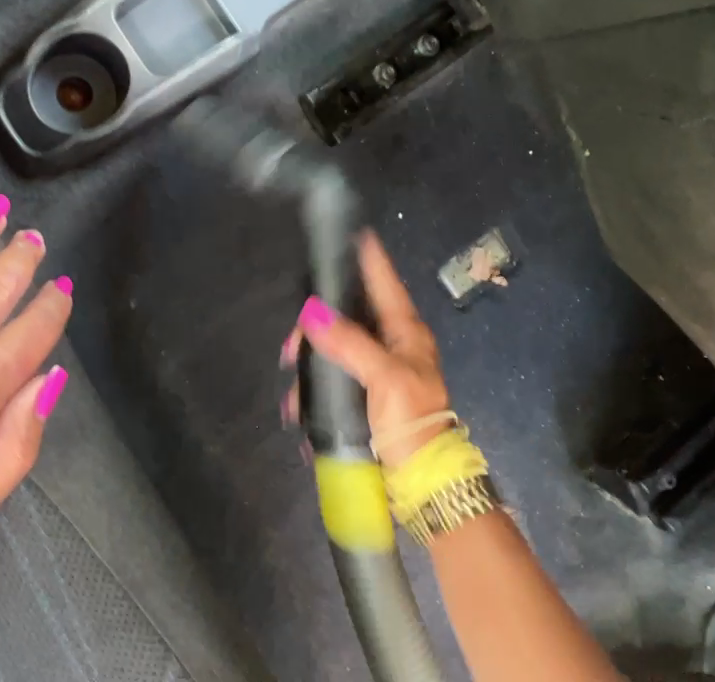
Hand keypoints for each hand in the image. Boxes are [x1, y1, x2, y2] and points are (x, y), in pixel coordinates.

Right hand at [280, 232, 450, 463]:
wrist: (422, 481)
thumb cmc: (411, 421)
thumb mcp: (384, 378)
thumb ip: (349, 344)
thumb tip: (312, 314)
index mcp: (405, 333)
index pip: (385, 283)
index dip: (369, 257)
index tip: (353, 232)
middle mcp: (391, 345)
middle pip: (349, 315)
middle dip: (316, 324)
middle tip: (292, 344)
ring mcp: (377, 371)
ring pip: (335, 347)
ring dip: (310, 360)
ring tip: (291, 380)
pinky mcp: (364, 397)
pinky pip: (332, 379)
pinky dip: (313, 389)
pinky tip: (299, 405)